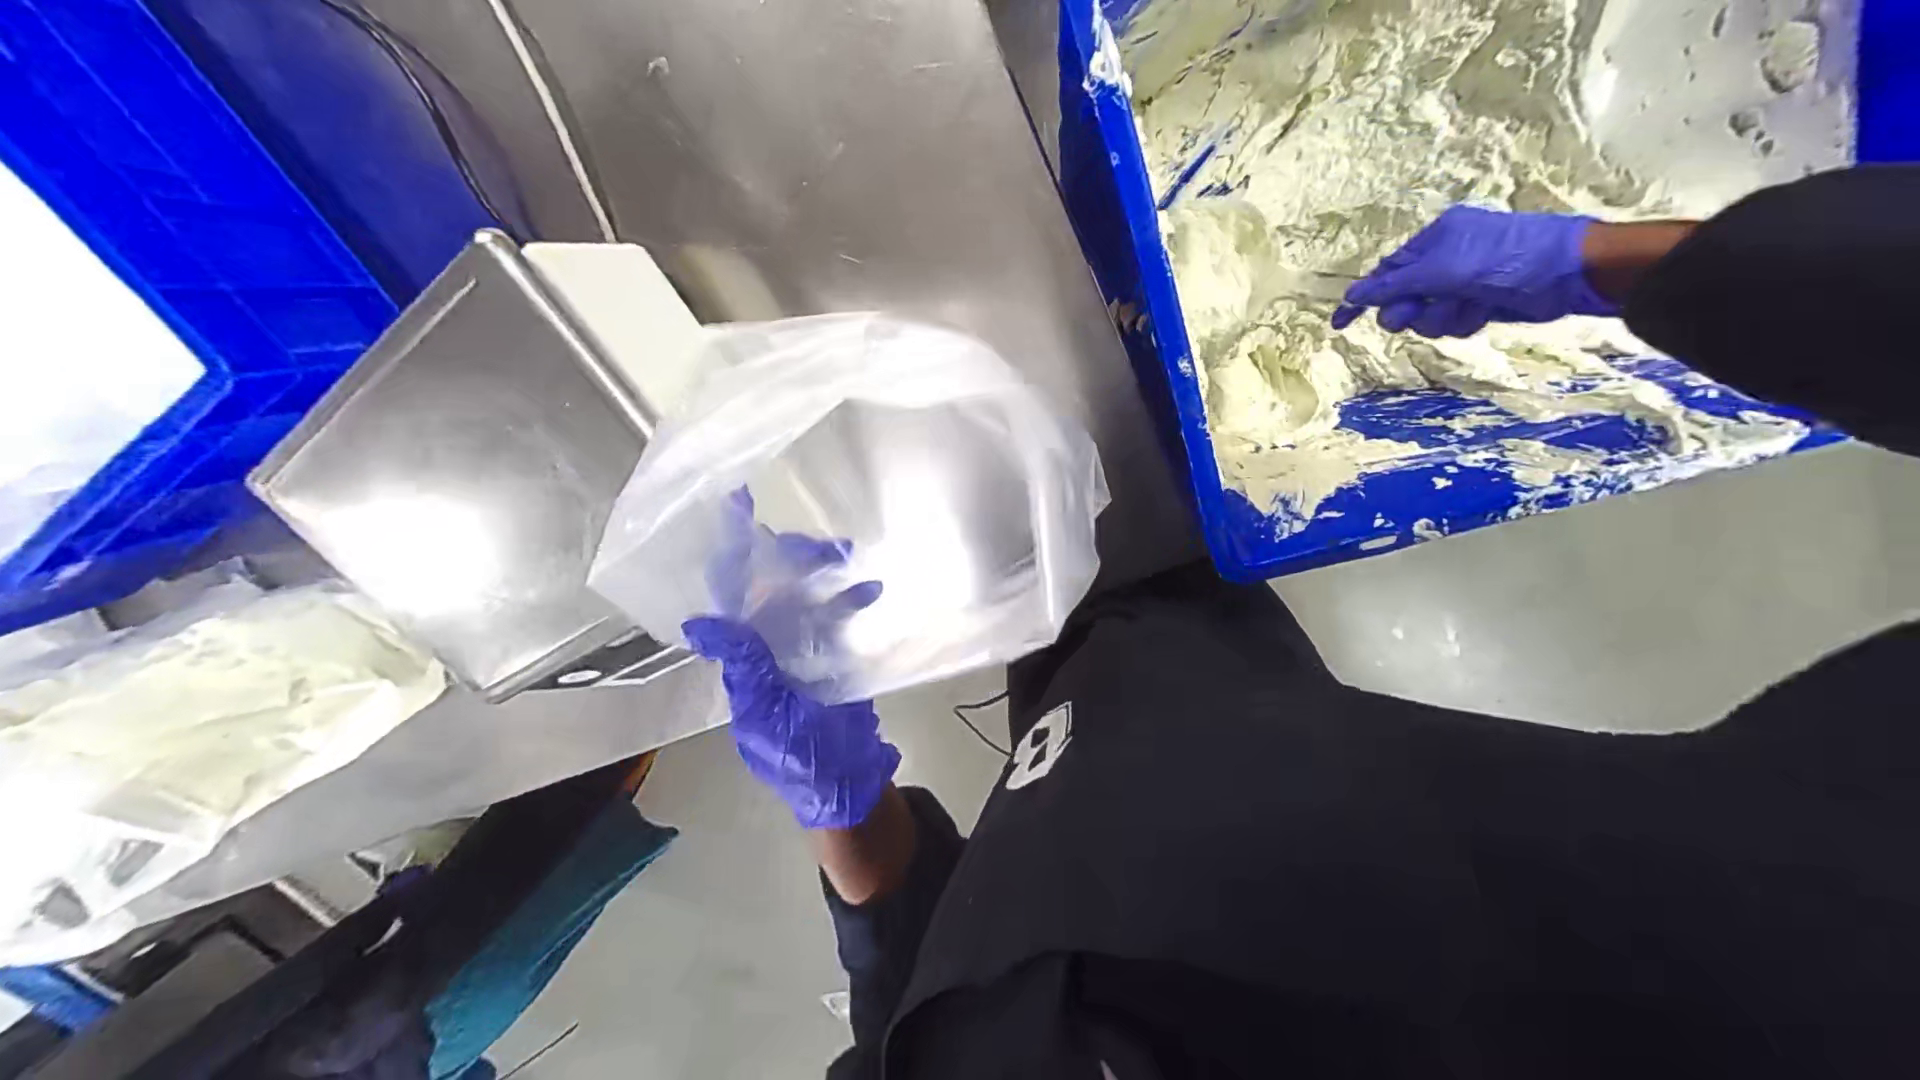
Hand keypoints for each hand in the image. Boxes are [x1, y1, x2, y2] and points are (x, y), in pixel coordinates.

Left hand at [685, 489, 896, 828]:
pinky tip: (870, 588)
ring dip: (822, 572)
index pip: (730, 598)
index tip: (737, 507)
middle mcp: (769, 645)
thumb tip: (700, 624)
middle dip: (789, 557)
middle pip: (772, 587)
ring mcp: (802, 648)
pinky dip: (850, 599)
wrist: (849, 784)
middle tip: (819, 543)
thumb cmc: (802, 756)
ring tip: (845, 555)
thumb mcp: (769, 713)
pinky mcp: (832, 653)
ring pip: (805, 594)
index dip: (730, 556)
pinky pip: (836, 615)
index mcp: (746, 659)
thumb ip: (746, 667)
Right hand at [1330, 206, 1618, 338]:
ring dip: (1441, 317)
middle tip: (1423, 309)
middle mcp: (1444, 259)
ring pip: (1425, 316)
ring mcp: (1461, 282)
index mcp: (1434, 239)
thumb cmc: (1504, 260)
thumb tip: (1352, 296)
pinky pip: (1450, 323)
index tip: (1341, 324)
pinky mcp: (1477, 302)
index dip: (1363, 298)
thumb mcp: (1440, 269)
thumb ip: (1392, 285)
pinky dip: (1462, 321)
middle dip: (1410, 309)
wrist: (1570, 273)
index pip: (1385, 272)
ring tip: (1468, 305)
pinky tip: (1484, 311)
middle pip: (1400, 299)